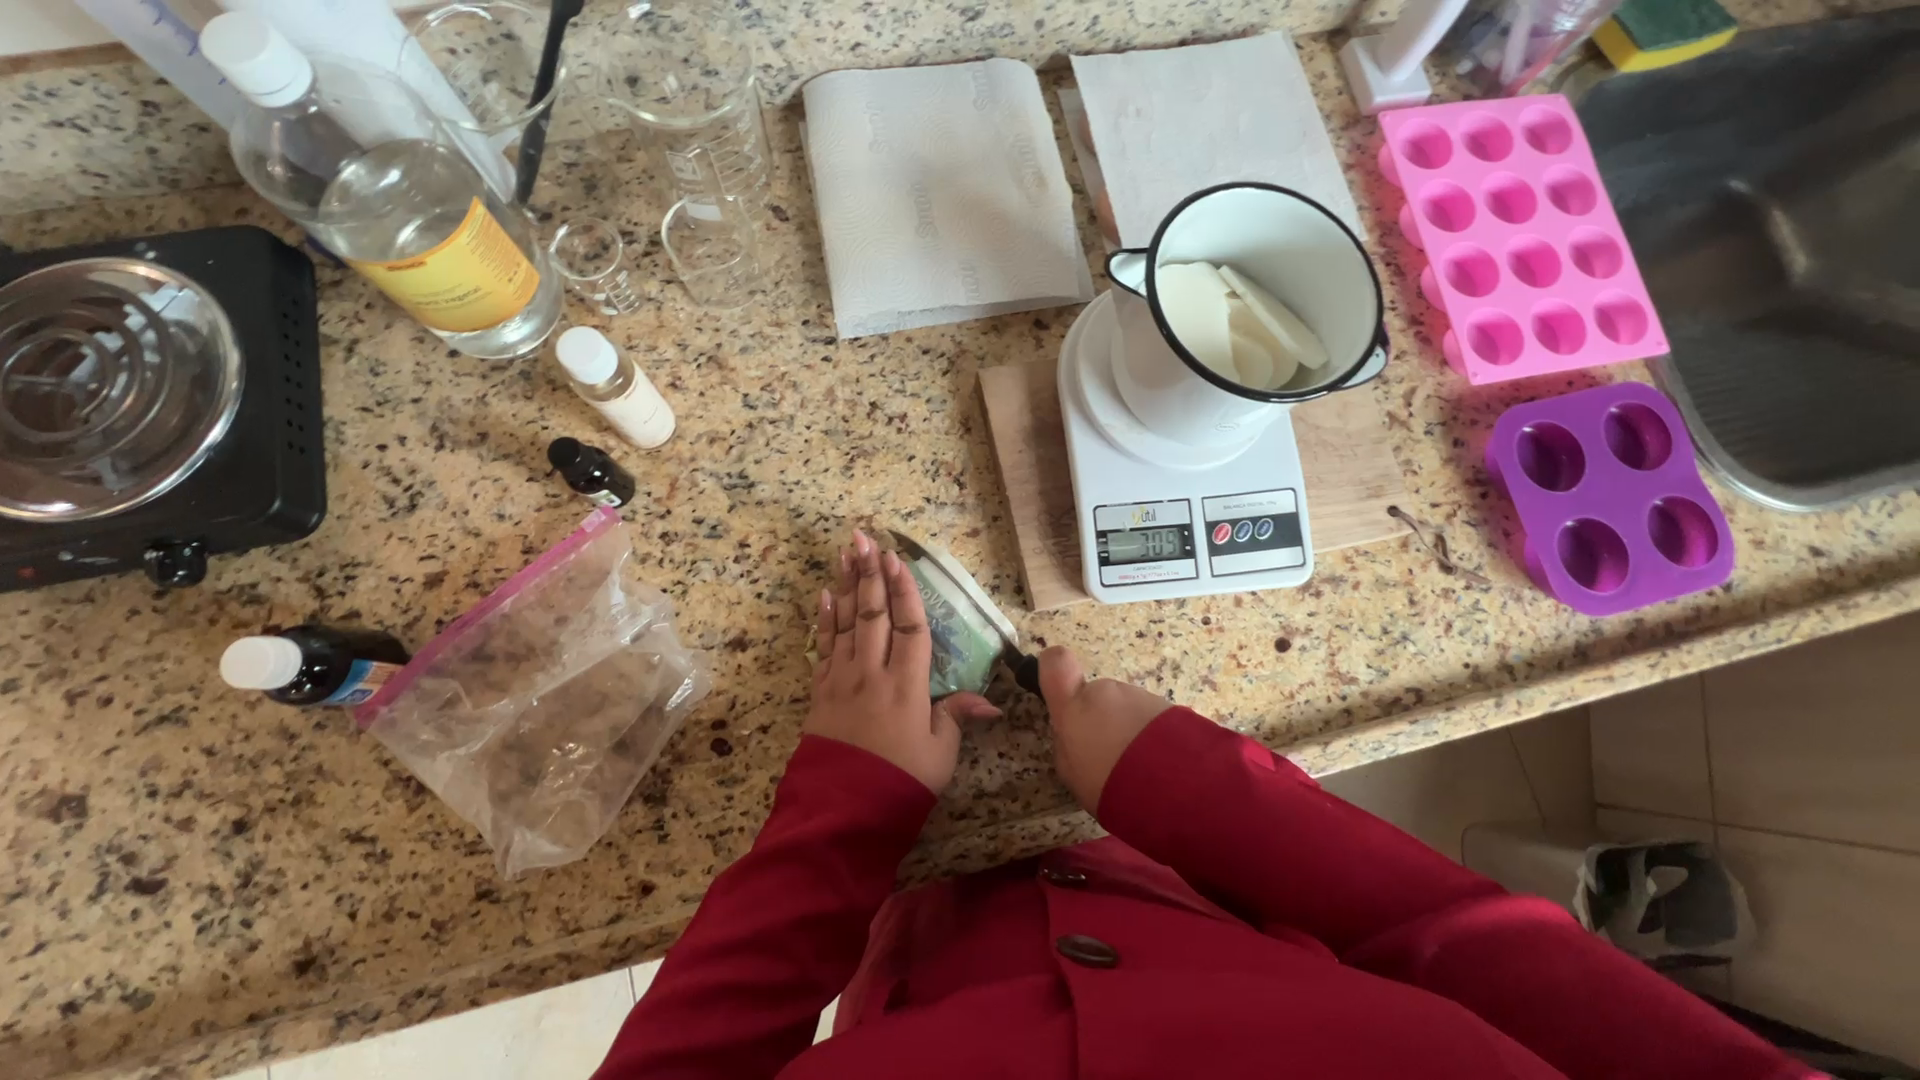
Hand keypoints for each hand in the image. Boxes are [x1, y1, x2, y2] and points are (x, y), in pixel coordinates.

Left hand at [806, 530, 1000, 793]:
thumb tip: (990, 702)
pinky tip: (824, 596)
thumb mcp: (939, 754)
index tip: (898, 560)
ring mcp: (841, 681)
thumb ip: (957, 718)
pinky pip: (822, 647)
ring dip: (845, 585)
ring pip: (845, 623)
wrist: (842, 812)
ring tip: (845, 553)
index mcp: (906, 686)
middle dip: (870, 574)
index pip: (909, 627)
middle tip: (865, 539)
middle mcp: (871, 674)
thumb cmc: (900, 783)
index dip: (905, 591)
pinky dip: (824, 619)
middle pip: (872, 614)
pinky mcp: (820, 693)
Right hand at [1037, 646, 1174, 813]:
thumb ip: (1067, 745)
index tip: (1056, 684)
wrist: (1172, 785)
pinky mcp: (1168, 705)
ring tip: (1139, 764)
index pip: (1055, 663)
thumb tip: (1074, 734)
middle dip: (1100, 718)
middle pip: (1095, 696)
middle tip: (1109, 754)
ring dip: (1127, 728)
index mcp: (1074, 707)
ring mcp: (1138, 696)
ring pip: (1124, 707)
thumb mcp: (1072, 774)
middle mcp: (1104, 692)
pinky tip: (1158, 762)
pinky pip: (1148, 716)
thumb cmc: (1109, 782)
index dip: (1052, 668)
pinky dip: (1150, 733)